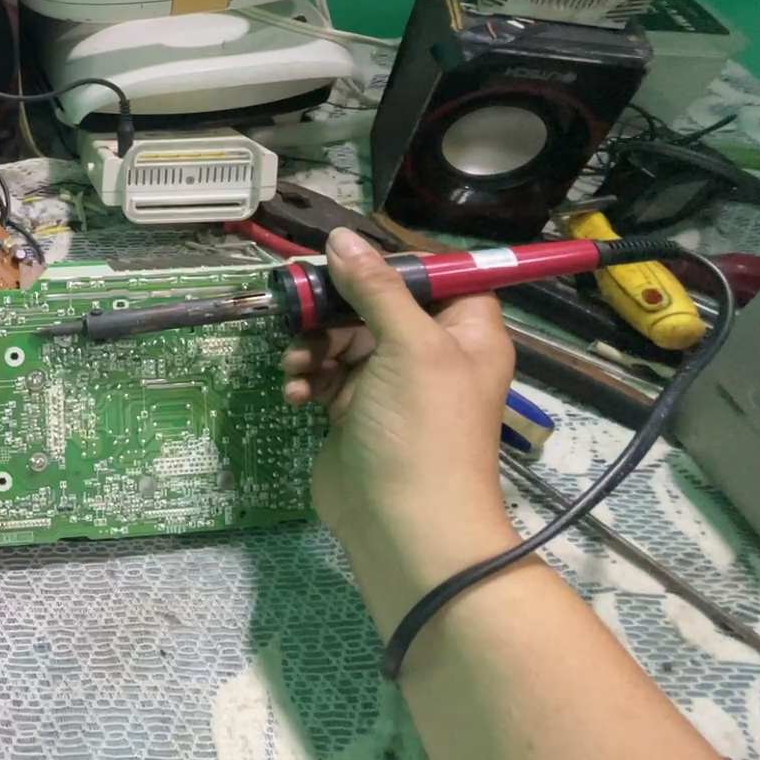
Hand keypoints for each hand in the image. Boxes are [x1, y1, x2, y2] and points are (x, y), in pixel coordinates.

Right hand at [282, 229, 518, 631]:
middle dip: (332, 308)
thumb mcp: (407, 346)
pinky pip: (324, 375)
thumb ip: (375, 289)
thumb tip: (341, 237)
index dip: (397, 261)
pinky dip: (306, 380)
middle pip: (374, 303)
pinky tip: (296, 395)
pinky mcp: (351, 410)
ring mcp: (386, 383)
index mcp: (463, 333)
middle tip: (298, 306)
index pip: (438, 275)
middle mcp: (427, 352)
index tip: (348, 253)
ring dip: (311, 346)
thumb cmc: (421, 427)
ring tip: (297, 365)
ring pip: (340, 338)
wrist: (402, 522)